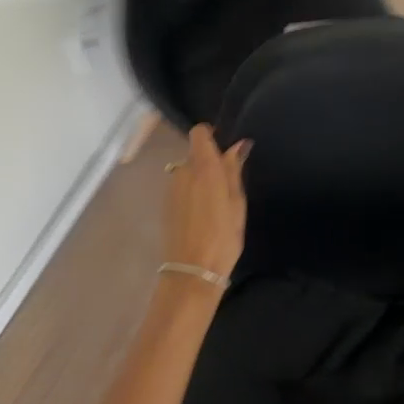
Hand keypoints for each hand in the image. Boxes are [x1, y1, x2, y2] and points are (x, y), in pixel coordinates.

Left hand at [162, 124, 248, 279]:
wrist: (192, 271)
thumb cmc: (222, 235)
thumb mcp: (236, 202)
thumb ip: (233, 170)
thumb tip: (237, 145)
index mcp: (202, 166)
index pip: (199, 133)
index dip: (211, 134)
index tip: (224, 146)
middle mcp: (182, 171)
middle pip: (194, 154)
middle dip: (209, 162)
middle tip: (228, 185)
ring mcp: (171, 188)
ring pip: (187, 172)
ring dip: (200, 180)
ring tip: (216, 204)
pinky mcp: (166, 205)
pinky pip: (181, 189)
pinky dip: (192, 194)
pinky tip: (203, 215)